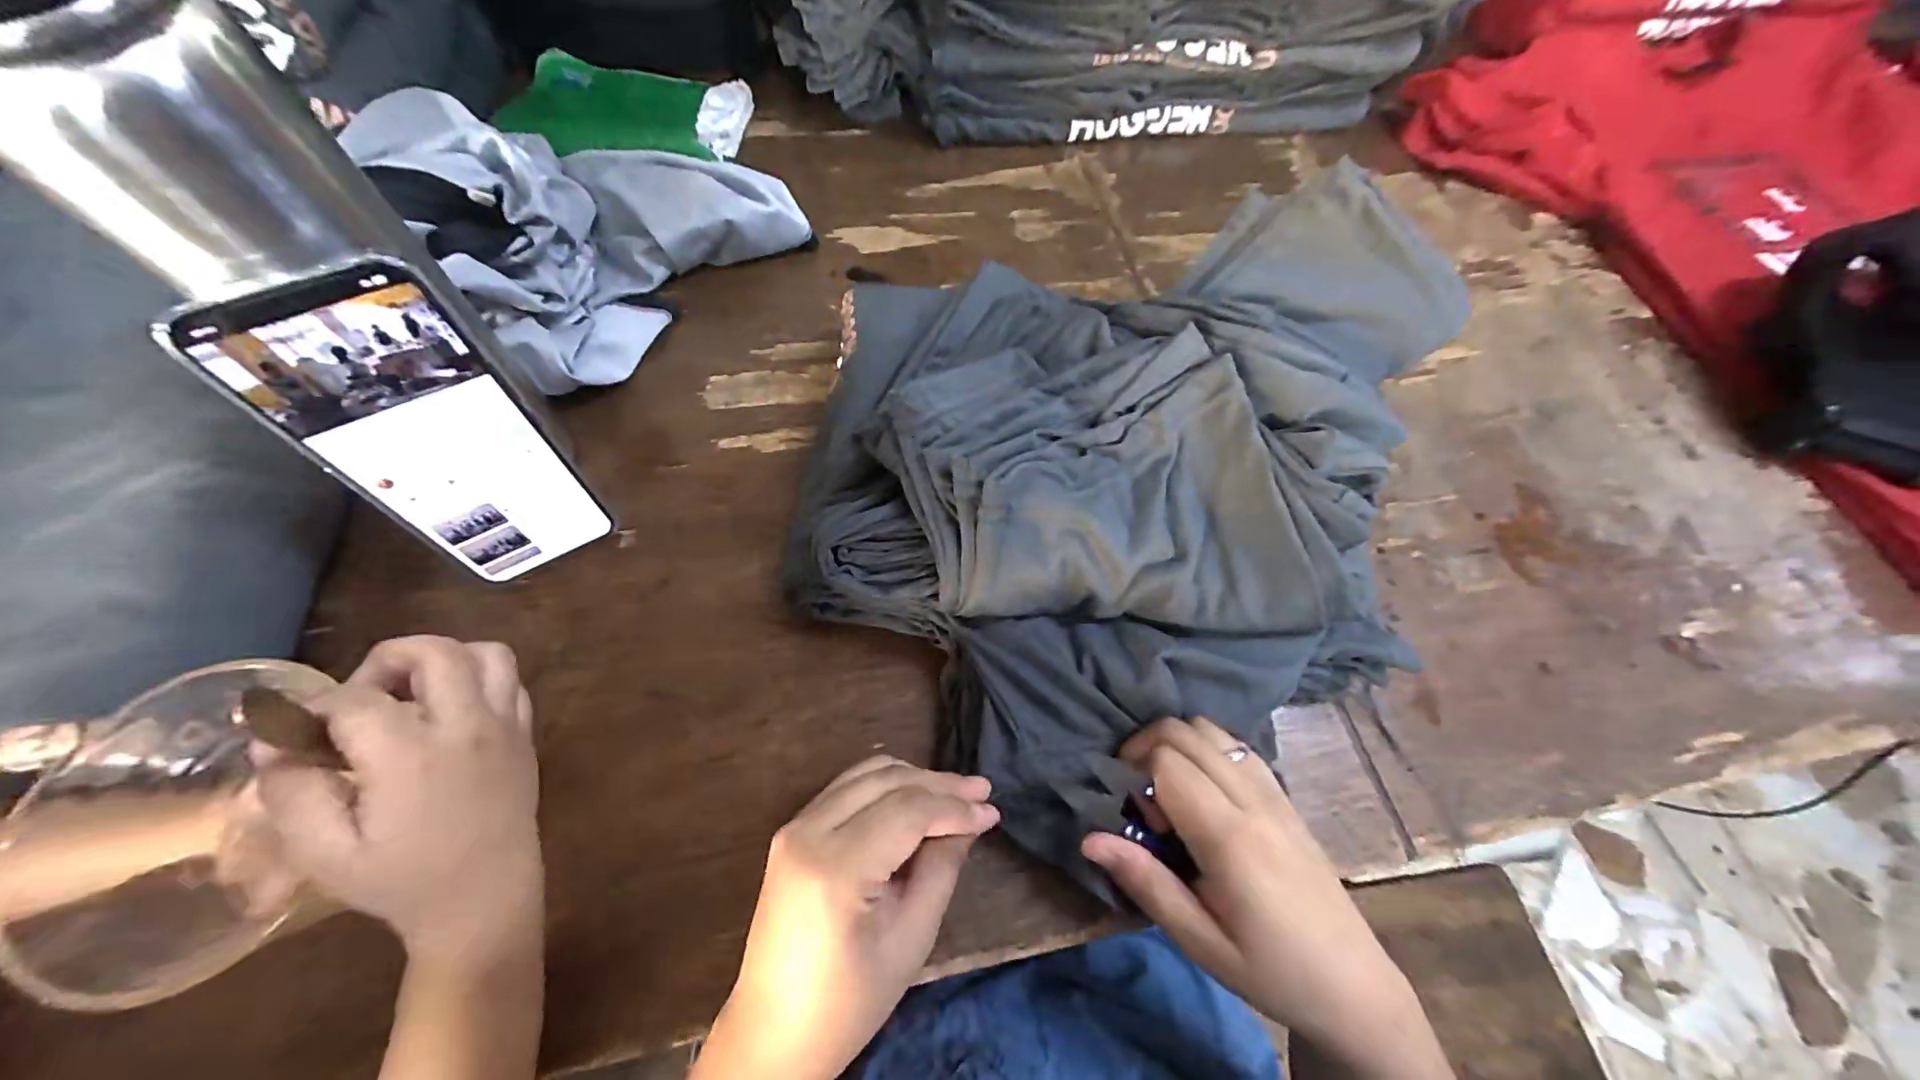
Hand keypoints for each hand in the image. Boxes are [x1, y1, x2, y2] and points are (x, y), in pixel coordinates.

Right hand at [254, 636, 541, 968]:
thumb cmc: (403, 880)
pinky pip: (511, 680)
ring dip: (445, 659)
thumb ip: (294, 794)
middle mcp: (468, 726)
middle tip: (361, 699)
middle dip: (386, 659)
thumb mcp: (325, 854)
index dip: (313, 707)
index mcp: (412, 755)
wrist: (485, 894)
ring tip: (411, 693)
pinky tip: (451, 711)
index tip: (296, 732)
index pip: (356, 699)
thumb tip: (273, 743)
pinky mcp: (526, 732)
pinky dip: (479, 678)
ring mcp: (506, 724)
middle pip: (435, 651)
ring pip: (488, 653)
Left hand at [693, 756, 999, 1079]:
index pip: (907, 811)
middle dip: (938, 783)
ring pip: (865, 774)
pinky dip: (885, 784)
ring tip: (955, 792)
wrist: (775, 1031)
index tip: (992, 811)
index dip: (954, 806)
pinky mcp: (791, 831)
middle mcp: (808, 832)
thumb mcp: (910, 939)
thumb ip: (941, 869)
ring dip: (913, 778)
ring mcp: (794, 827)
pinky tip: (915, 798)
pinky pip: (846, 787)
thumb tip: (971, 820)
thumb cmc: (849, 1000)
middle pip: (886, 781)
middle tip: (982, 791)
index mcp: (836, 868)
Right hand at [1081, 718, 1451, 1079]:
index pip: (1167, 761)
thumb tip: (1089, 840)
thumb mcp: (1200, 941)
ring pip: (1212, 730)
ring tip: (1167, 788)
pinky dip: (1206, 747)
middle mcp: (1254, 801)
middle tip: (1136, 792)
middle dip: (1146, 745)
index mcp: (1230, 838)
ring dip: (1177, 743)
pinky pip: (1238, 747)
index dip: (1134, 771)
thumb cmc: (1270, 971)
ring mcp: (1275, 795)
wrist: (1354, 986)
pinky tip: (1201, 787)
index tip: (1129, 810)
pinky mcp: (1286, 798)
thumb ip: (1146, 882)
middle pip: (1186, 731)